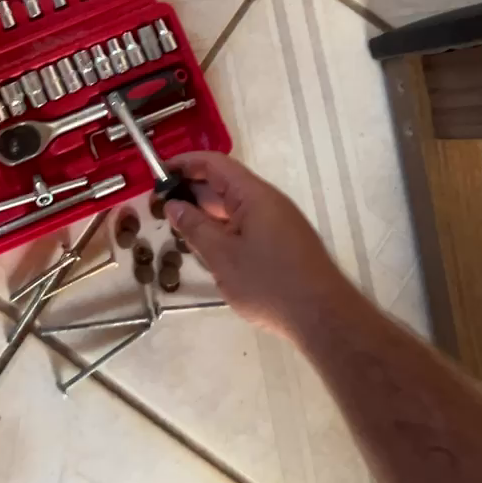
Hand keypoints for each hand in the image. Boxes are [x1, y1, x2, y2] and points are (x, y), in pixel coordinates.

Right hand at [161, 152, 339, 336]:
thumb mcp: (222, 256)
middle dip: (191, 190)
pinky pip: (245, 224)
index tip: (157, 173)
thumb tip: (173, 205)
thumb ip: (194, 227)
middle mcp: (267, 201)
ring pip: (233, 207)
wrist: (324, 319)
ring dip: (206, 213)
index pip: (214, 163)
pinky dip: (222, 229)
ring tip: (179, 229)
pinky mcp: (282, 242)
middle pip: (224, 183)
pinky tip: (208, 249)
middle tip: (161, 206)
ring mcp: (277, 222)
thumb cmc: (269, 283)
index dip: (184, 163)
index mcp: (253, 195)